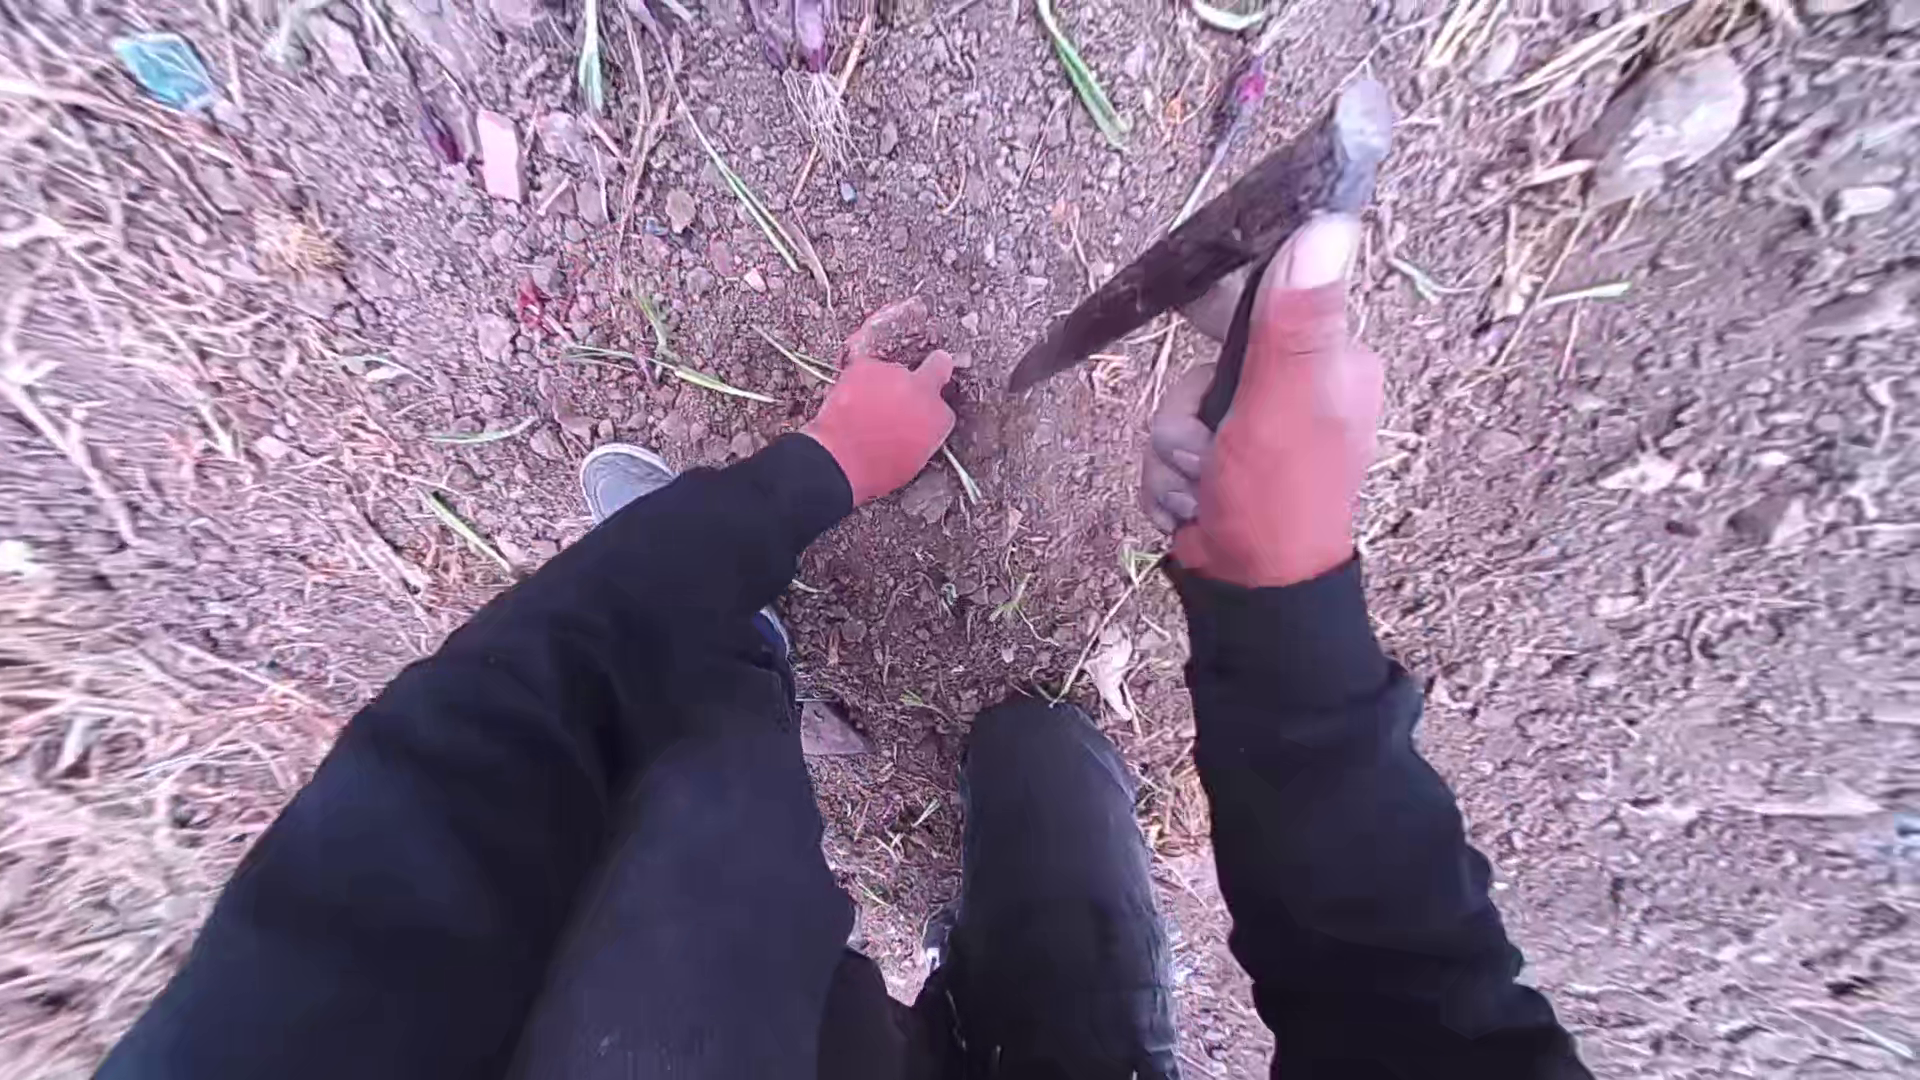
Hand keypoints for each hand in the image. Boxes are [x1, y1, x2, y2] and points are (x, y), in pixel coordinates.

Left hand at [804, 304, 955, 504]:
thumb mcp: (912, 462)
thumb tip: (914, 431)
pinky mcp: (867, 365)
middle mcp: (925, 390)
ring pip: (896, 371)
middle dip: (926, 378)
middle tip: (904, 397)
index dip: (929, 412)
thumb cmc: (875, 471)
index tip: (919, 417)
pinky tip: (852, 402)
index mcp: (940, 419)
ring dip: (886, 384)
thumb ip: (922, 437)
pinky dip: (861, 380)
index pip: (944, 406)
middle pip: (936, 369)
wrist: (841, 461)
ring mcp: (896, 373)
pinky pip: (868, 368)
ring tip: (867, 411)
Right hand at [1141, 214, 1381, 586]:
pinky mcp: (1210, 462)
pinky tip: (1188, 507)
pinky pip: (1163, 452)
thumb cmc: (1276, 500)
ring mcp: (1242, 429)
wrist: (1249, 587)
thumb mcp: (1286, 407)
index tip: (1175, 307)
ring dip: (1172, 459)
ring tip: (1198, 491)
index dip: (1214, 304)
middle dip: (1184, 419)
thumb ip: (1295, 324)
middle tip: (1206, 453)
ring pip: (1171, 414)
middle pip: (1197, 367)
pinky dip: (1165, 482)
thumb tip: (1326, 224)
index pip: (1262, 301)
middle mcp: (1283, 390)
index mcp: (1321, 363)